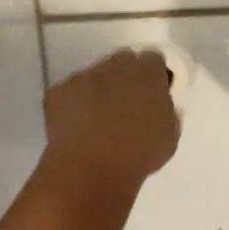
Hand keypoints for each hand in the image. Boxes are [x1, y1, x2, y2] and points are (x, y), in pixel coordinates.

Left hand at [43, 49, 180, 184]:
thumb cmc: (138, 155)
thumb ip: (167, 113)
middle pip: (123, 62)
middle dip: (126, 78)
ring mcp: (84, 75)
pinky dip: (75, 104)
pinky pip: (71, 92)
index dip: (153, 76)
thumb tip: (160, 108)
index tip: (153, 94)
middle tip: (127, 106)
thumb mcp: (169, 137)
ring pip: (95, 76)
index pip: (154, 60)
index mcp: (148, 74)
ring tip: (99, 120)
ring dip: (99, 90)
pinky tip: (79, 128)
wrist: (91, 169)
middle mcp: (116, 65)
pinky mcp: (59, 90)